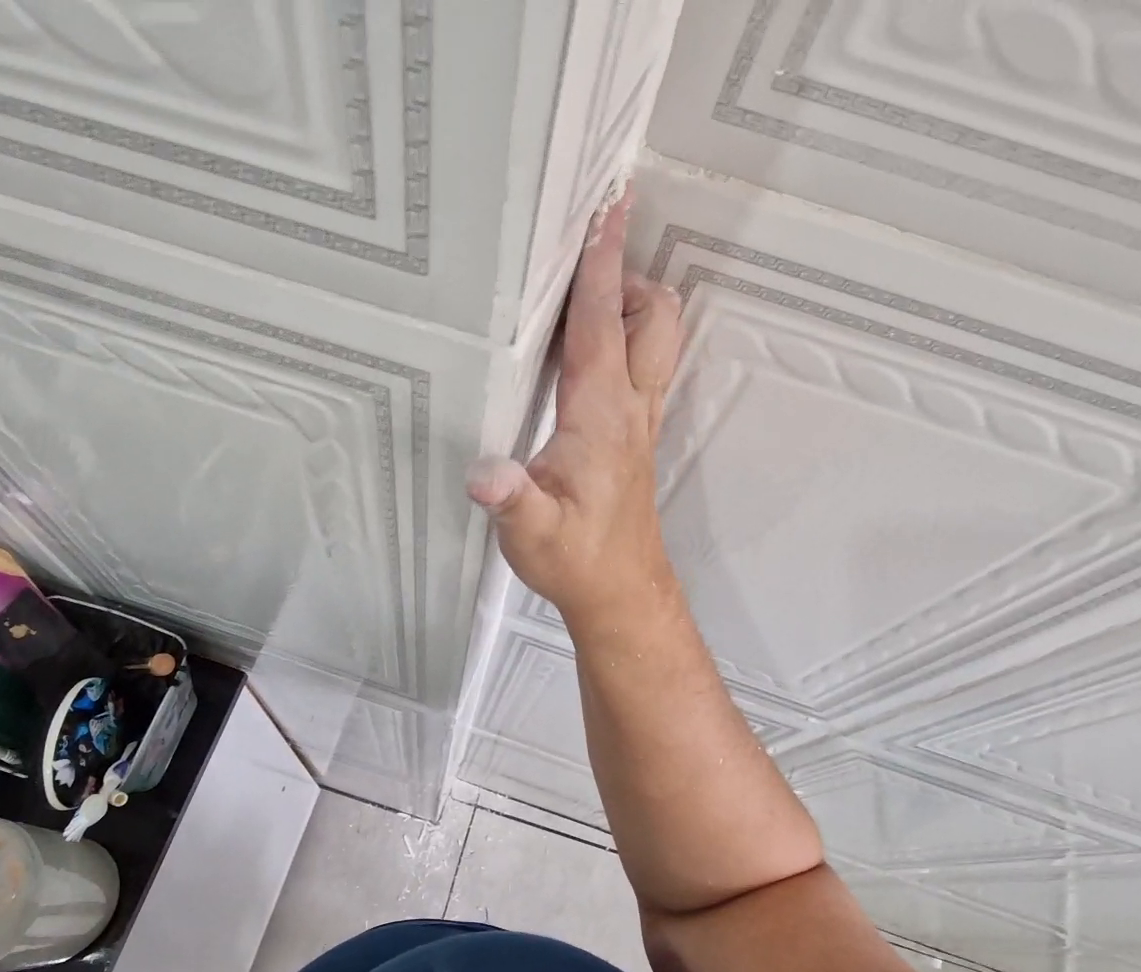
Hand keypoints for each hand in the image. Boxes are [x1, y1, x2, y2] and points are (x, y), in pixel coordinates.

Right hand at [466, 192, 683, 620]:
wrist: (620, 591)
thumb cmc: (575, 559)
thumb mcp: (532, 533)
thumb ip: (512, 500)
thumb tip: (484, 474)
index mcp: (602, 414)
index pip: (602, 325)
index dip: (601, 267)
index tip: (607, 210)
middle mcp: (631, 405)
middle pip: (653, 316)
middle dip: (625, 278)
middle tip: (579, 268)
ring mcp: (640, 418)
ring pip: (656, 337)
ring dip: (629, 304)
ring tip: (577, 300)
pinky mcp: (635, 433)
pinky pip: (643, 362)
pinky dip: (625, 335)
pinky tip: (587, 348)